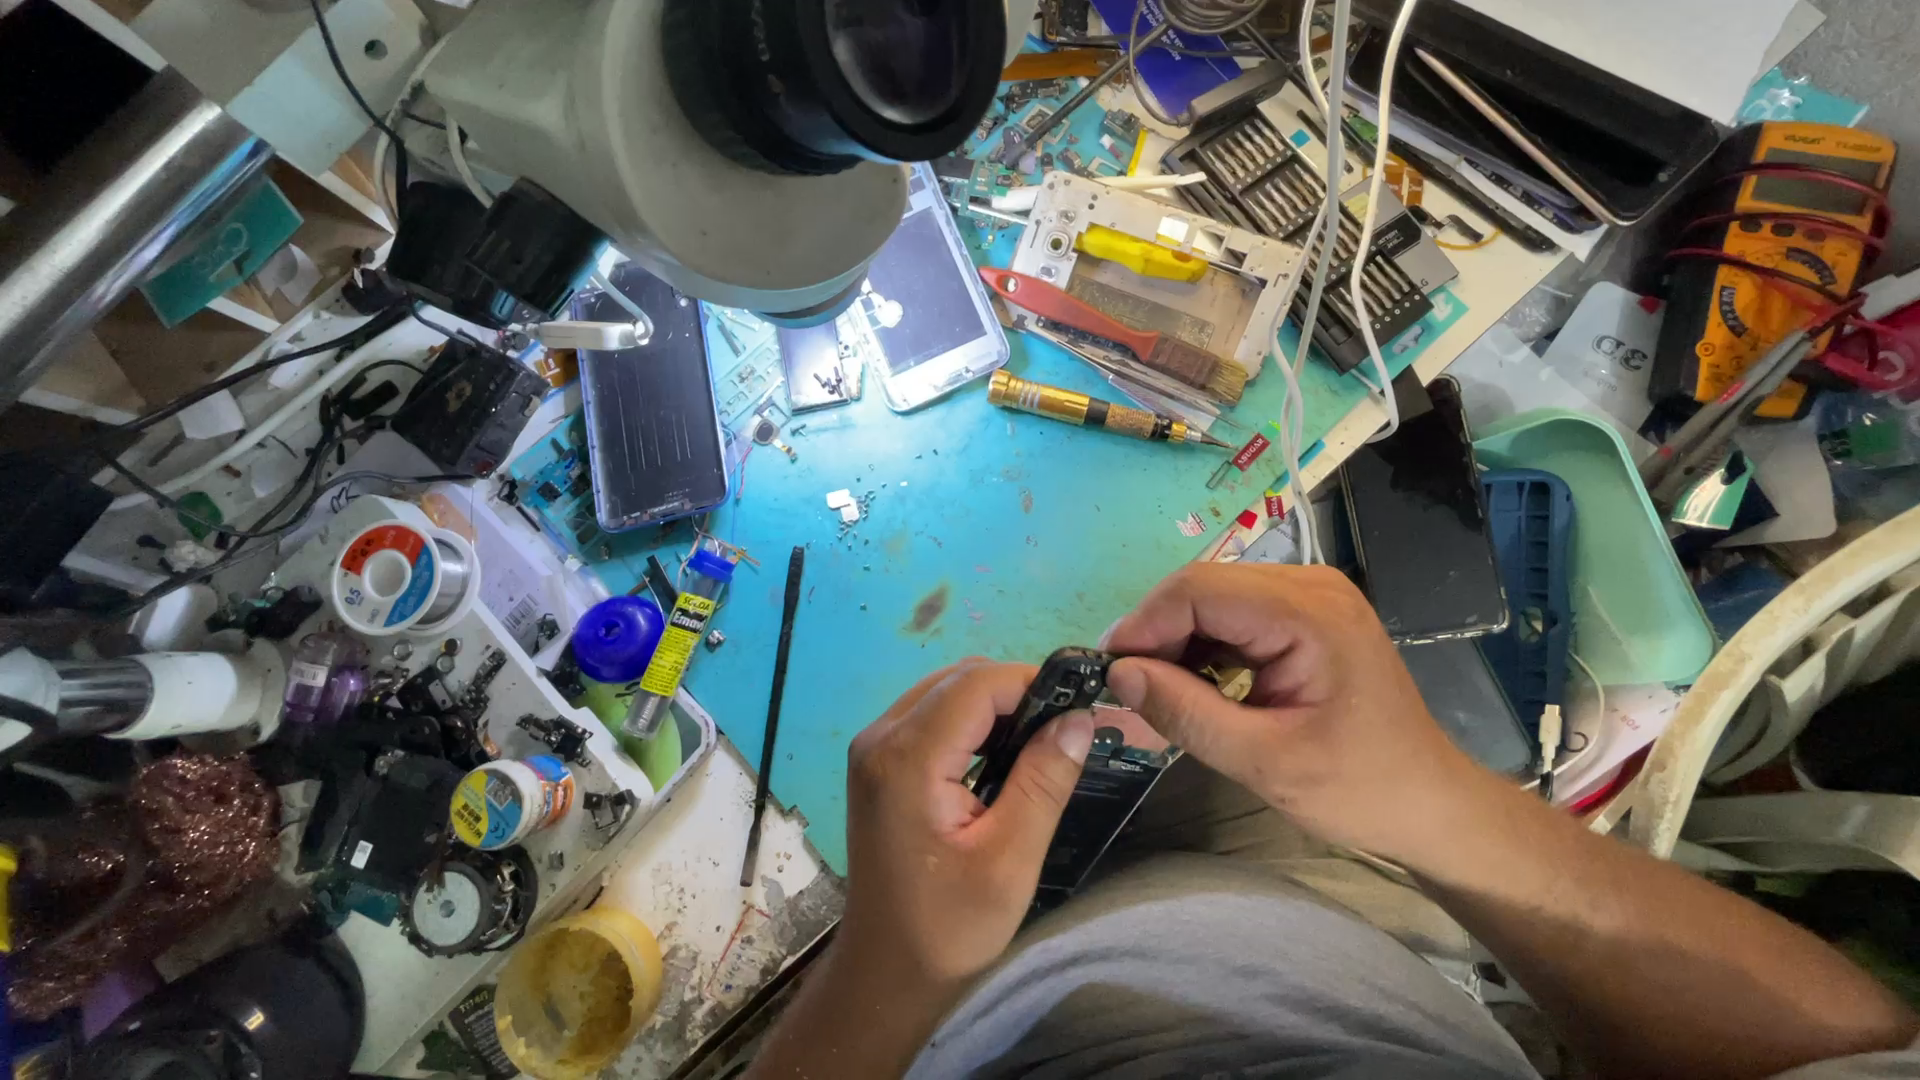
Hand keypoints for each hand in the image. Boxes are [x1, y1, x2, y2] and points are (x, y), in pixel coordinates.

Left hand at [839, 660, 1095, 991]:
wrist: (886, 969)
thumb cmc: (948, 926)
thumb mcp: (1010, 859)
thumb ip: (1043, 781)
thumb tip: (1080, 718)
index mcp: (906, 758)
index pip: (975, 684)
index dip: (1029, 682)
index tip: (1077, 705)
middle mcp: (880, 738)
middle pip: (957, 680)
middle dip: (1013, 691)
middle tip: (1062, 727)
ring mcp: (873, 748)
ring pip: (943, 692)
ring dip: (992, 704)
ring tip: (1038, 739)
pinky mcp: (877, 761)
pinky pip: (929, 715)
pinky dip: (969, 720)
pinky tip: (998, 753)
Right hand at [1102, 563, 1494, 864]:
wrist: (1431, 803)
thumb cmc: (1359, 788)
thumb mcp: (1264, 762)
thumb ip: (1186, 713)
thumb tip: (1118, 674)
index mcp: (1309, 613)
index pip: (1197, 590)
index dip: (1144, 625)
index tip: (1109, 672)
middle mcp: (1308, 585)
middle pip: (1201, 588)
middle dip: (1157, 636)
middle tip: (1128, 690)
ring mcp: (1309, 596)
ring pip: (1211, 600)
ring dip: (1176, 643)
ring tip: (1158, 695)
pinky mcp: (1303, 614)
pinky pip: (1232, 615)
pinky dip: (1202, 648)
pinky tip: (1195, 687)